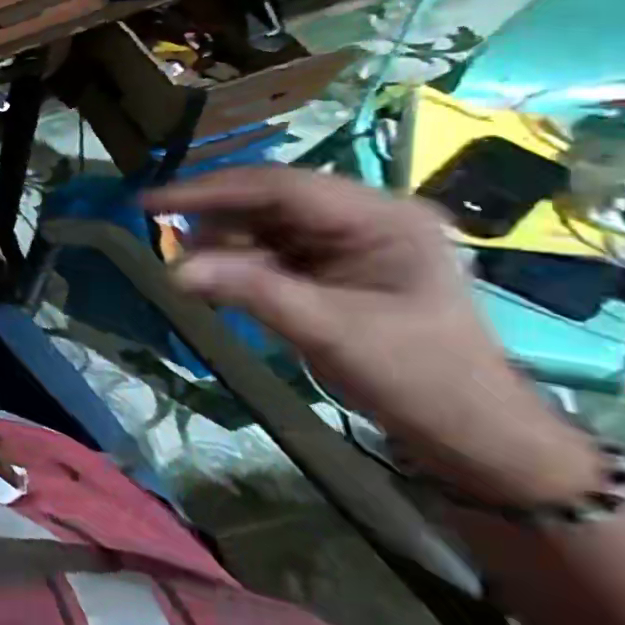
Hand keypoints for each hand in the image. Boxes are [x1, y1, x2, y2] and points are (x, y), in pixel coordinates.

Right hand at [145, 167, 601, 505]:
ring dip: (222, 242)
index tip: (151, 201)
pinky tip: (216, 278)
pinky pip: (270, 249)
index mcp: (381, 217)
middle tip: (161, 234)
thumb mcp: (329, 331)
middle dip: (214, 217)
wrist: (474, 437)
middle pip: (268, 200)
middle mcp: (364, 216)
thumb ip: (250, 291)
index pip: (280, 187)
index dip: (210, 190)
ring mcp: (349, 241)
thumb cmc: (419, 379)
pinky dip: (238, 261)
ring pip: (263, 223)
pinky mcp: (334, 265)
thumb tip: (173, 269)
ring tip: (190, 267)